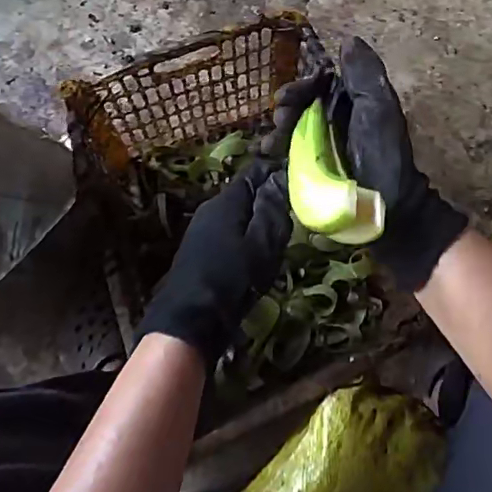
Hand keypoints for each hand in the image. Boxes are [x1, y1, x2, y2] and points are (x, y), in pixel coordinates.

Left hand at [136, 160, 292, 363]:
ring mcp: (202, 228)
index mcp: (228, 200)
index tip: (302, 180)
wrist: (189, 321)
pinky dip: (247, 234)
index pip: (256, 170)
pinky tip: (257, 251)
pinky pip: (230, 230)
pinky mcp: (199, 249)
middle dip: (270, 196)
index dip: (279, 171)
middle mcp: (212, 207)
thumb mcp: (263, 242)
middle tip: (297, 209)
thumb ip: (272, 207)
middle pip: (246, 192)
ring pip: (238, 212)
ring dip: (258, 218)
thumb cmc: (233, 278)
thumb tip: (280, 175)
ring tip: (281, 232)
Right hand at [265, 38, 468, 289]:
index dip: (304, 83)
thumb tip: (347, 39)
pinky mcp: (309, 167)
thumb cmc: (384, 154)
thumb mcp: (378, 109)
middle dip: (287, 104)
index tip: (291, 92)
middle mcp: (335, 118)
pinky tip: (267, 150)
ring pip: (291, 123)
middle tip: (280, 114)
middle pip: (302, 101)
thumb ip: (363, 74)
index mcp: (353, 100)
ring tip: (272, 138)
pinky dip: (275, 146)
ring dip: (278, 126)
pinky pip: (287, 149)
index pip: (321, 81)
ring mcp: (321, 143)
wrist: (383, 207)